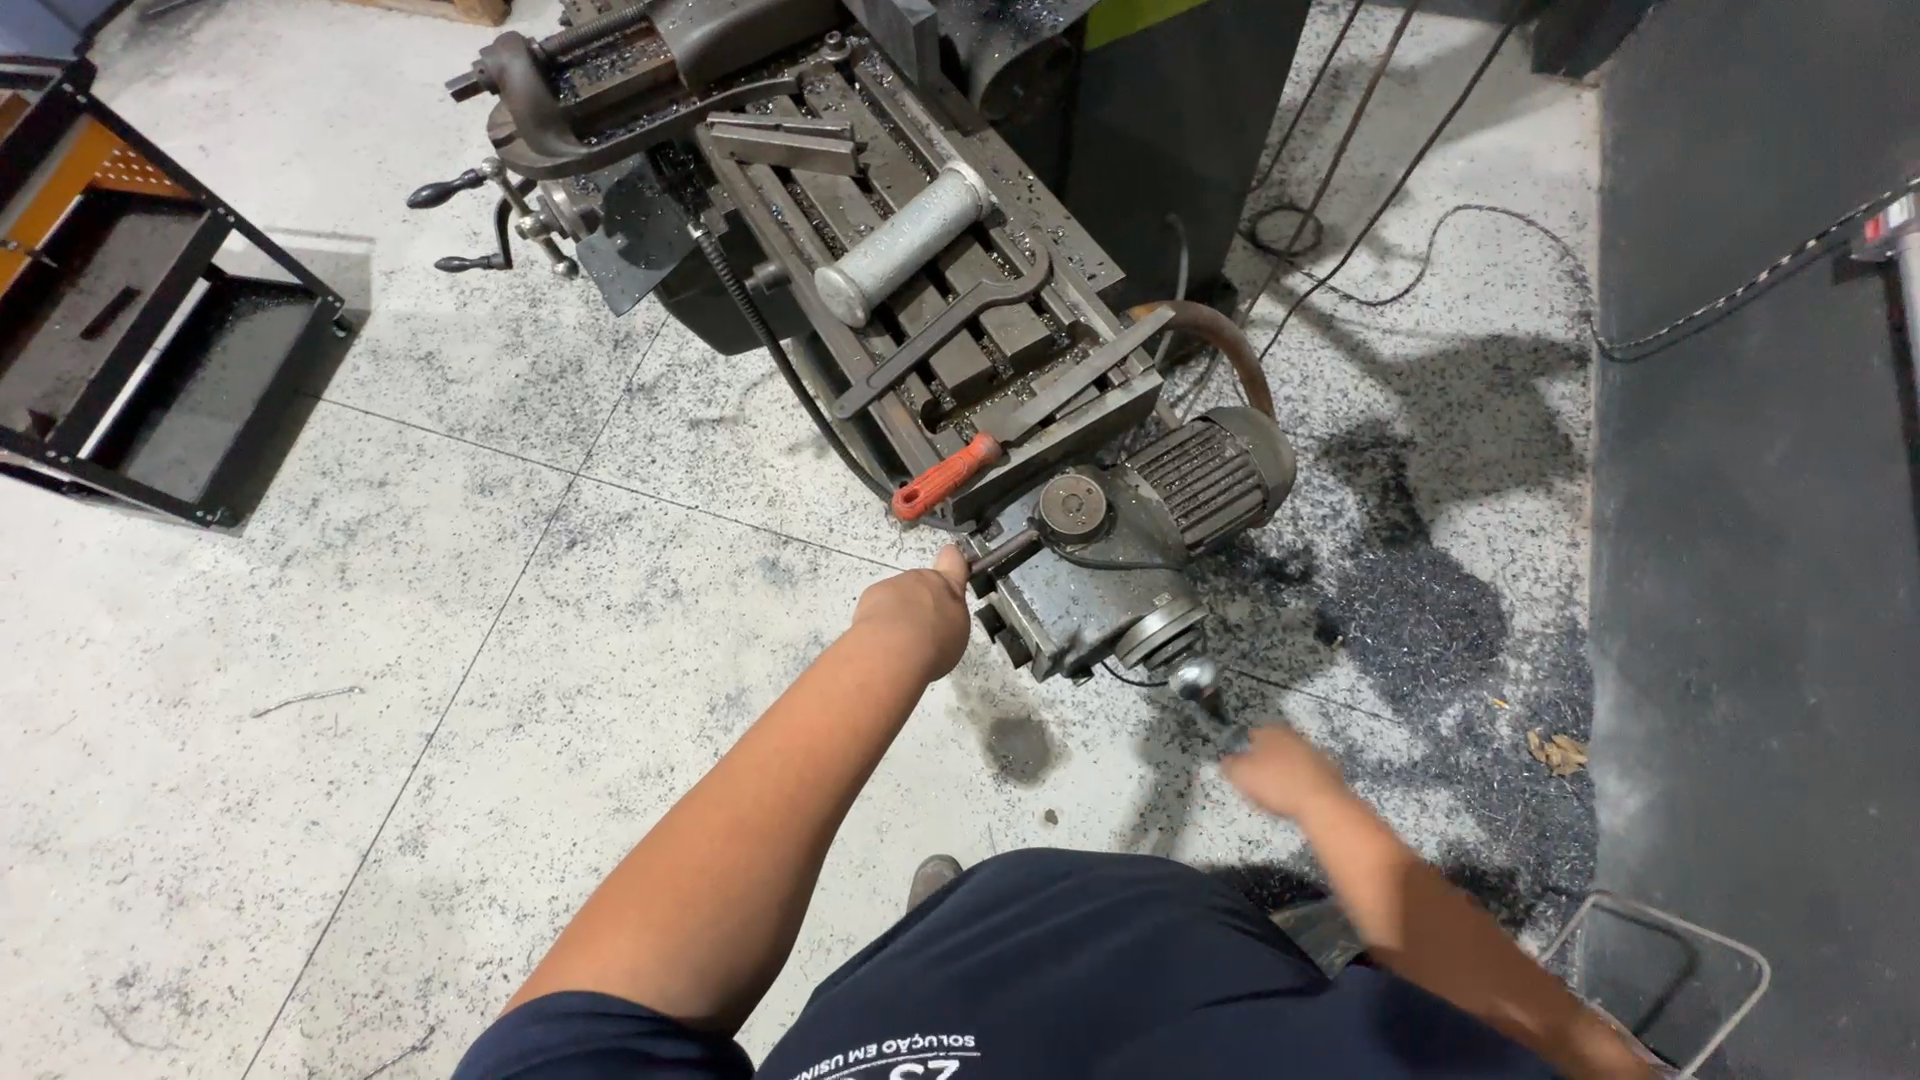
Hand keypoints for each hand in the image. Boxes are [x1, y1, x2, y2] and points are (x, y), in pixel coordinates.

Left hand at [850, 545, 971, 681]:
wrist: (894, 648)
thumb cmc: (935, 641)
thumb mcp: (957, 631)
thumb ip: (950, 615)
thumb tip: (941, 616)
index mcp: (947, 585)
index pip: (953, 559)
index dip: (952, 558)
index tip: (951, 559)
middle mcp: (920, 578)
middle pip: (921, 583)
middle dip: (919, 601)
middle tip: (920, 629)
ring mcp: (893, 584)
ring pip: (897, 595)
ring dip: (896, 612)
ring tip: (898, 640)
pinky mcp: (869, 595)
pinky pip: (876, 606)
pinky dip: (878, 619)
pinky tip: (880, 639)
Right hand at [1221, 724, 1351, 822]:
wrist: (1322, 802)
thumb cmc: (1275, 782)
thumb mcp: (1240, 774)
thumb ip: (1229, 764)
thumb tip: (1227, 760)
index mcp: (1270, 731)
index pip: (1251, 735)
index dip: (1243, 750)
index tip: (1241, 767)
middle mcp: (1293, 736)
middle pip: (1273, 747)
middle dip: (1265, 760)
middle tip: (1257, 780)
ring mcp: (1314, 752)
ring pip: (1291, 760)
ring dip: (1284, 771)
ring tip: (1276, 793)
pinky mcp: (1329, 771)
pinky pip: (1307, 775)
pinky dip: (1300, 783)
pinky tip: (1295, 797)